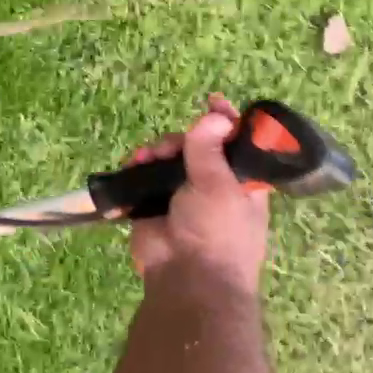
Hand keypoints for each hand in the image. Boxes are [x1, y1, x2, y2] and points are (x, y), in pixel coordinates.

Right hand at [125, 94, 270, 293]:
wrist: (185, 273)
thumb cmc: (216, 231)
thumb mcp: (217, 186)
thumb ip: (209, 148)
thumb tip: (215, 113)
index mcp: (242, 185)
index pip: (238, 145)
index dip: (226, 122)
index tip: (212, 100)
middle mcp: (214, 186)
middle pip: (194, 146)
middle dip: (175, 141)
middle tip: (166, 149)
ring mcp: (182, 195)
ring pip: (165, 158)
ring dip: (152, 153)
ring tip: (141, 161)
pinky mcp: (154, 202)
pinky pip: (142, 175)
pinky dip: (134, 168)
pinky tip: (130, 168)